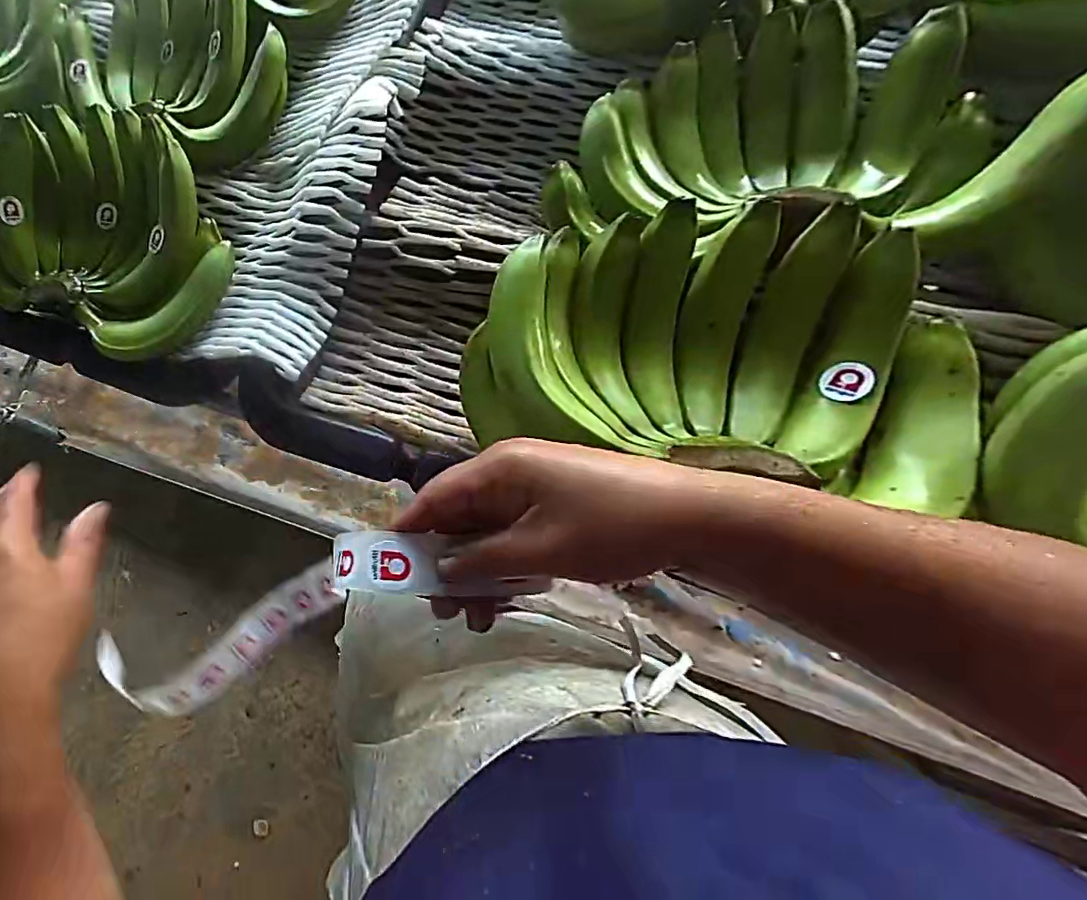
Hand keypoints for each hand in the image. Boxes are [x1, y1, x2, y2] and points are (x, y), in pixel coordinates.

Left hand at [0, 465, 109, 708]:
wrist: (6, 687)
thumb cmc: (47, 632)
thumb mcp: (76, 584)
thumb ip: (84, 541)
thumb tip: (98, 507)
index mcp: (8, 543)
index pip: (14, 500)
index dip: (23, 482)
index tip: (31, 471)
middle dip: (1, 496)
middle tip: (16, 489)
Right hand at [395, 439, 765, 630]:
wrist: (698, 518)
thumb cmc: (611, 527)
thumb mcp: (539, 551)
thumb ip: (482, 561)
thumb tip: (438, 572)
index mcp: (497, 469)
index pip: (435, 496)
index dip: (409, 530)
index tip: (388, 565)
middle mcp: (508, 473)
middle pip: (459, 518)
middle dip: (447, 563)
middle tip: (442, 609)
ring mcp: (533, 489)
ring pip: (486, 531)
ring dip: (478, 572)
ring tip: (477, 617)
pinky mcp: (554, 506)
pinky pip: (513, 535)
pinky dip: (506, 566)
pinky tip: (507, 600)